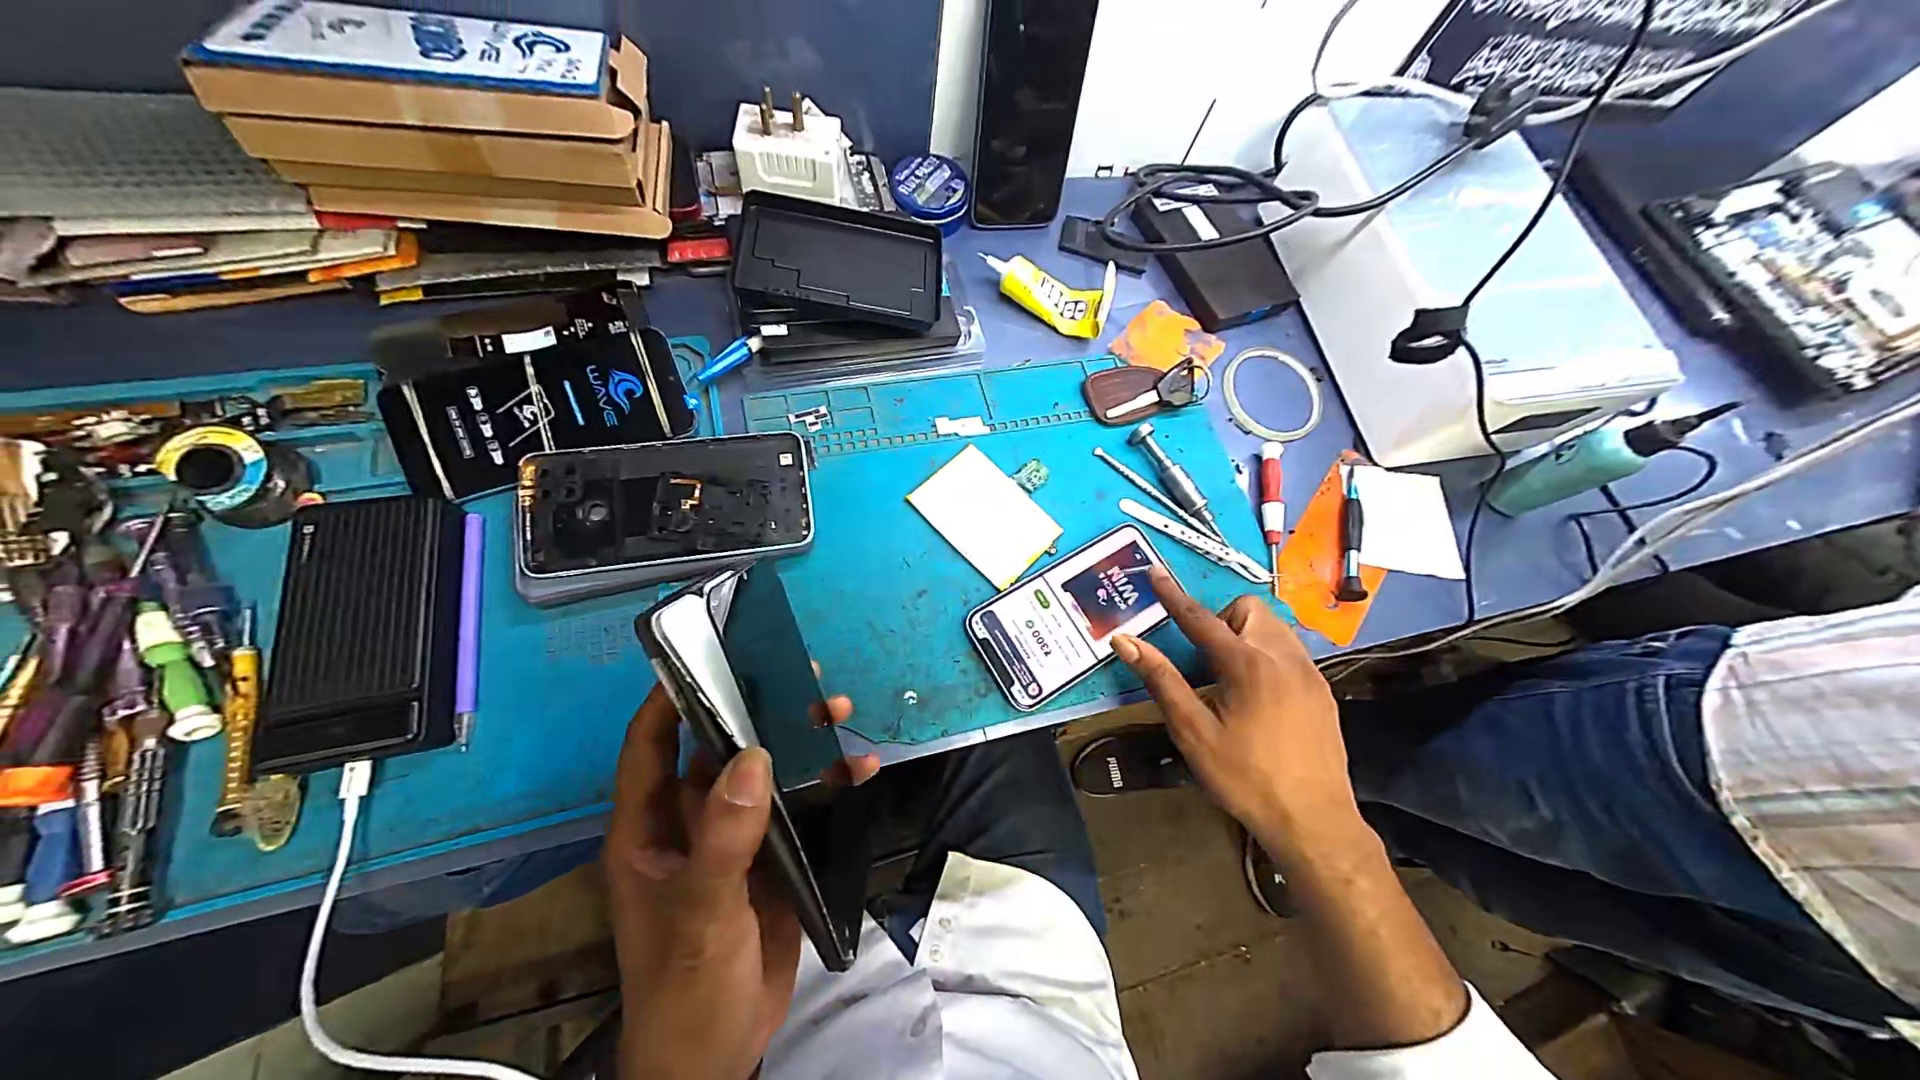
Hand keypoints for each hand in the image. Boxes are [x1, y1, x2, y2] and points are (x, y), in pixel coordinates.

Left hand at [604, 686, 875, 1079]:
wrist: (721, 1055)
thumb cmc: (686, 989)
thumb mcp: (700, 915)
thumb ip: (723, 840)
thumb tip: (751, 759)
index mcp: (649, 830)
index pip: (649, 747)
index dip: (667, 698)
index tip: (705, 655)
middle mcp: (689, 823)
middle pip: (720, 750)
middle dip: (756, 711)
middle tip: (800, 676)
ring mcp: (734, 839)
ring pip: (766, 774)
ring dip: (799, 744)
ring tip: (838, 712)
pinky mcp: (771, 857)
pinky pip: (799, 809)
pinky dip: (827, 786)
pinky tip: (858, 769)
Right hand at [1111, 567, 1363, 862]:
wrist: (1314, 822)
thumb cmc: (1244, 778)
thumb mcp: (1193, 731)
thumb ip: (1161, 679)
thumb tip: (1125, 641)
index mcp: (1249, 665)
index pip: (1201, 618)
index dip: (1173, 596)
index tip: (1156, 574)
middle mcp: (1284, 658)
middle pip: (1250, 610)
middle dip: (1222, 620)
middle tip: (1204, 658)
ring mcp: (1310, 674)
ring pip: (1275, 627)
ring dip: (1247, 634)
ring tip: (1229, 674)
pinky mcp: (1323, 691)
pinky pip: (1291, 651)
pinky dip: (1267, 654)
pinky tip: (1258, 694)